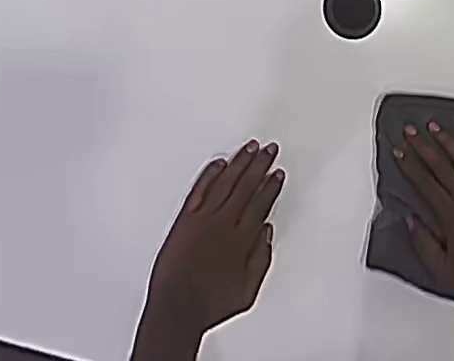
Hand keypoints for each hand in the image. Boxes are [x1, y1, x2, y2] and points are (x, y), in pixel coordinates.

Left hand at [133, 141, 283, 358]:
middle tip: (270, 149)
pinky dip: (210, 173)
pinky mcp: (186, 217)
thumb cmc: (209, 303)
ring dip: (240, 161)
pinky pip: (200, 188)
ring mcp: (204, 217)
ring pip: (225, 180)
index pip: (261, 203)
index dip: (271, 185)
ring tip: (250, 147)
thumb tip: (267, 232)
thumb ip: (261, 259)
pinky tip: (219, 162)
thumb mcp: (247, 290)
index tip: (277, 172)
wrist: (176, 307)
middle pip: (246, 185)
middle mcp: (223, 223)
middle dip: (260, 164)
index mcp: (240, 240)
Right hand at [394, 121, 453, 310]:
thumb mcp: (441, 270)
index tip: (398, 151)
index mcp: (450, 215)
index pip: (423, 181)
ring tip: (434, 126)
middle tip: (410, 130)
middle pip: (439, 165)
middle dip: (422, 145)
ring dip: (446, 141)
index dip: (408, 164)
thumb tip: (410, 220)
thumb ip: (423, 243)